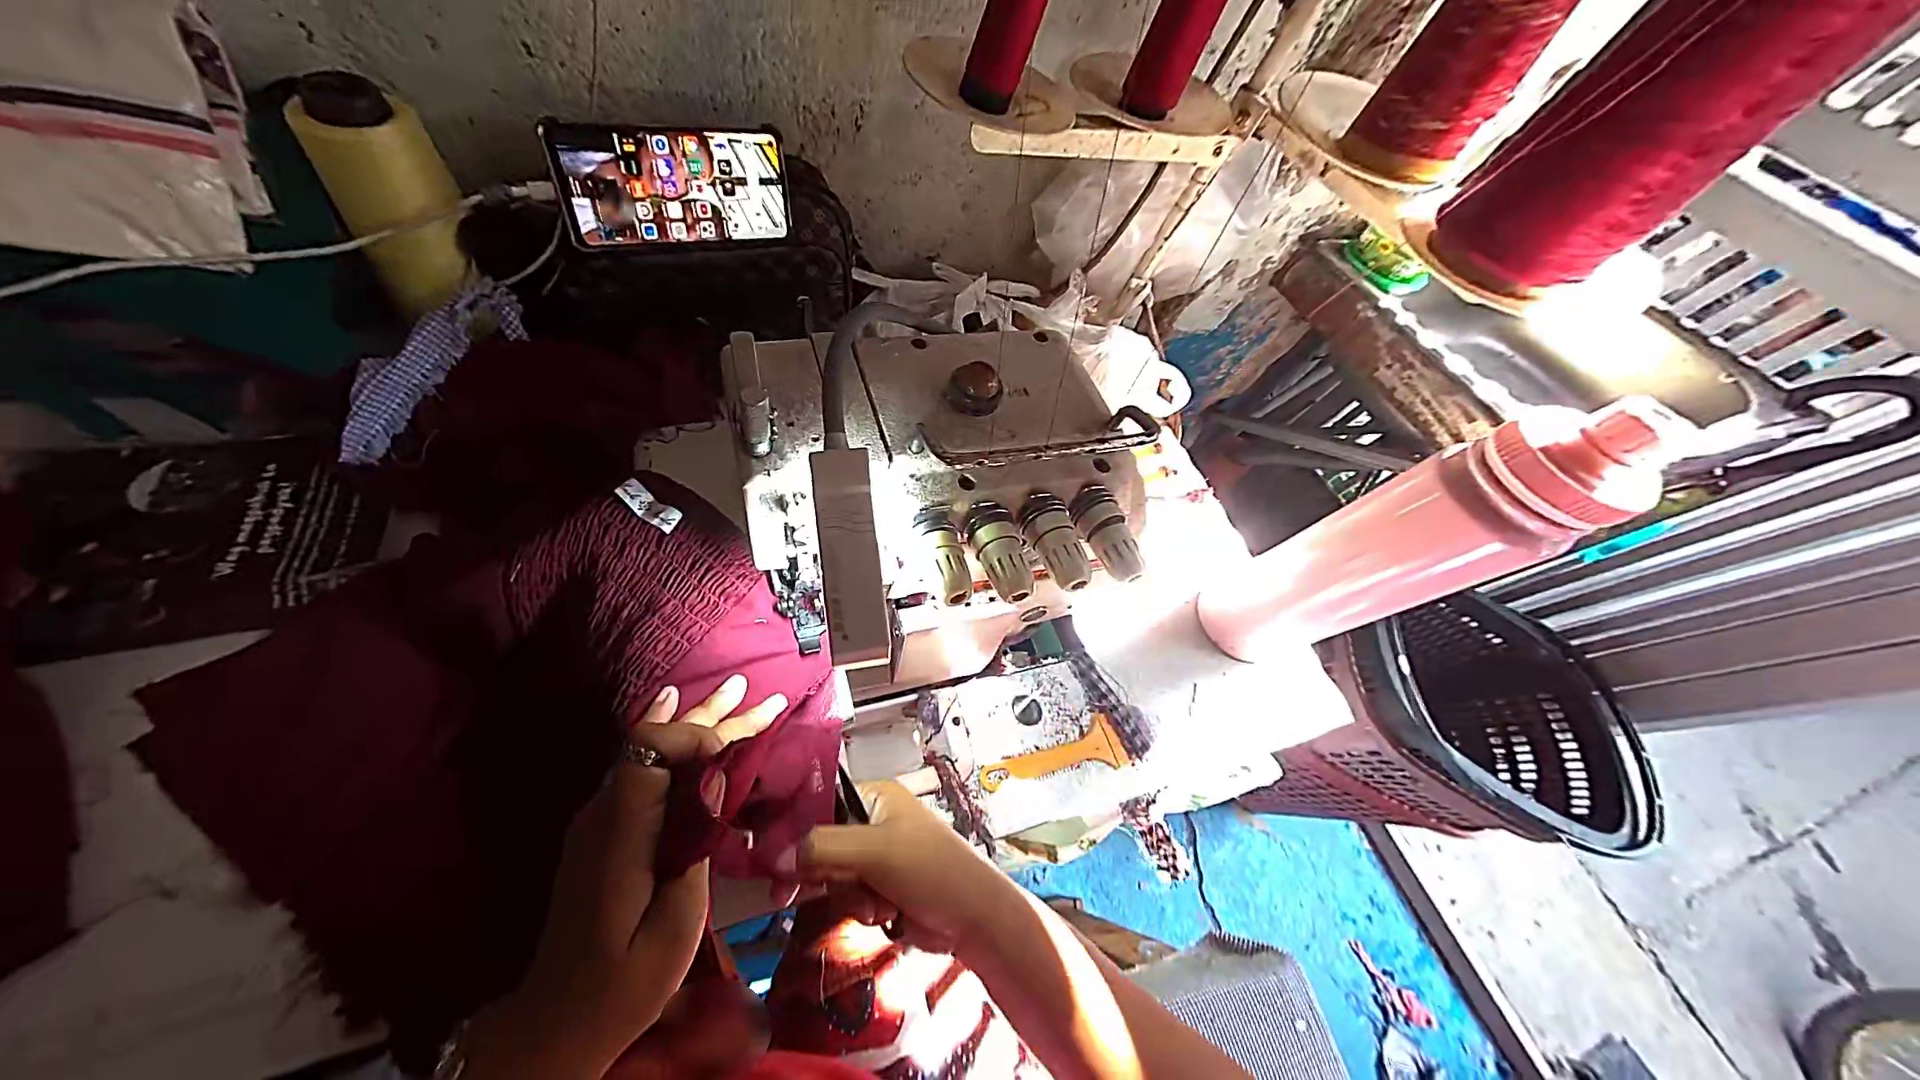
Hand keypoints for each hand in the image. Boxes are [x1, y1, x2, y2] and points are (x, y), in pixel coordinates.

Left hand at [464, 676, 783, 1078]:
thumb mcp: (673, 926)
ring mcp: (600, 818)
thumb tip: (713, 781)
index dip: (695, 736)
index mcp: (619, 835)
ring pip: (649, 749)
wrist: (559, 1018)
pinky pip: (643, 764)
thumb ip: (692, 848)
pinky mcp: (606, 828)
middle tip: (752, 691)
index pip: (649, 755)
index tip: (742, 734)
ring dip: (695, 719)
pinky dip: (672, 736)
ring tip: (732, 690)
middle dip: (709, 718)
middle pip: (654, 745)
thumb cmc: (627, 980)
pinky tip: (677, 709)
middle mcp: (603, 814)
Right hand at [795, 780, 1019, 956]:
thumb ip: (824, 847)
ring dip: (848, 895)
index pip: (821, 803)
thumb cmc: (930, 868)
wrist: (974, 917)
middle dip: (822, 872)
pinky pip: (850, 896)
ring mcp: (878, 856)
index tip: (773, 859)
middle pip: (822, 843)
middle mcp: (874, 821)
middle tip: (790, 894)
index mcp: (875, 797)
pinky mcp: (882, 887)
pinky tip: (885, 914)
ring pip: (834, 875)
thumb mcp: (875, 851)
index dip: (795, 830)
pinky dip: (862, 908)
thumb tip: (776, 857)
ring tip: (874, 905)